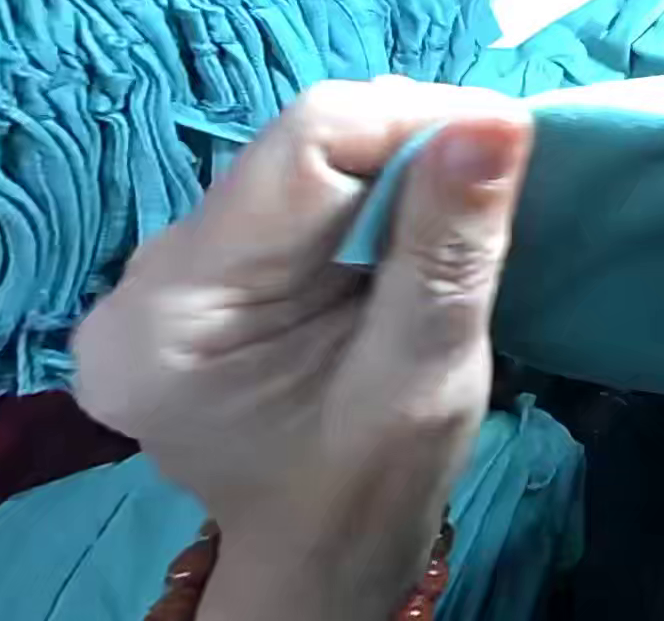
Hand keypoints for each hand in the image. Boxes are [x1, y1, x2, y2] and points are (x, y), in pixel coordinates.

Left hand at [72, 79, 532, 620]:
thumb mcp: (429, 369)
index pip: (308, 143)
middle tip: (495, 170)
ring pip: (317, 152)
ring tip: (461, 195)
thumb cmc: (377, 485)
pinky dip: (385, 180)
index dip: (417, 119)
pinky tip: (418, 211)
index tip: (506, 135)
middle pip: (309, 142)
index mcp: (181, 310)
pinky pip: (316, 179)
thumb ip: (452, 242)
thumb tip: (497, 119)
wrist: (329, 545)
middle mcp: (157, 268)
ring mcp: (183, 259)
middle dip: (418, 140)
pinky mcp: (222, 256)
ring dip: (406, 158)